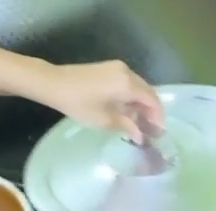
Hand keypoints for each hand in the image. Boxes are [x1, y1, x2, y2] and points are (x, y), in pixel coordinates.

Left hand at [37, 60, 163, 141]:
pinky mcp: (109, 69)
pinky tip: (129, 112)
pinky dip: (132, 98)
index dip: (158, 117)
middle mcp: (126, 72)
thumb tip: (141, 136)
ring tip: (140, 125)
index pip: (152, 100)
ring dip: (142, 105)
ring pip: (139, 88)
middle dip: (152, 112)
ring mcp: (118, 68)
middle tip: (152, 131)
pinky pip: (129, 84)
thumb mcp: (106, 120)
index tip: (159, 133)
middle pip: (148, 92)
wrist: (55, 84)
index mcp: (127, 84)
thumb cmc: (81, 104)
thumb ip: (128, 126)